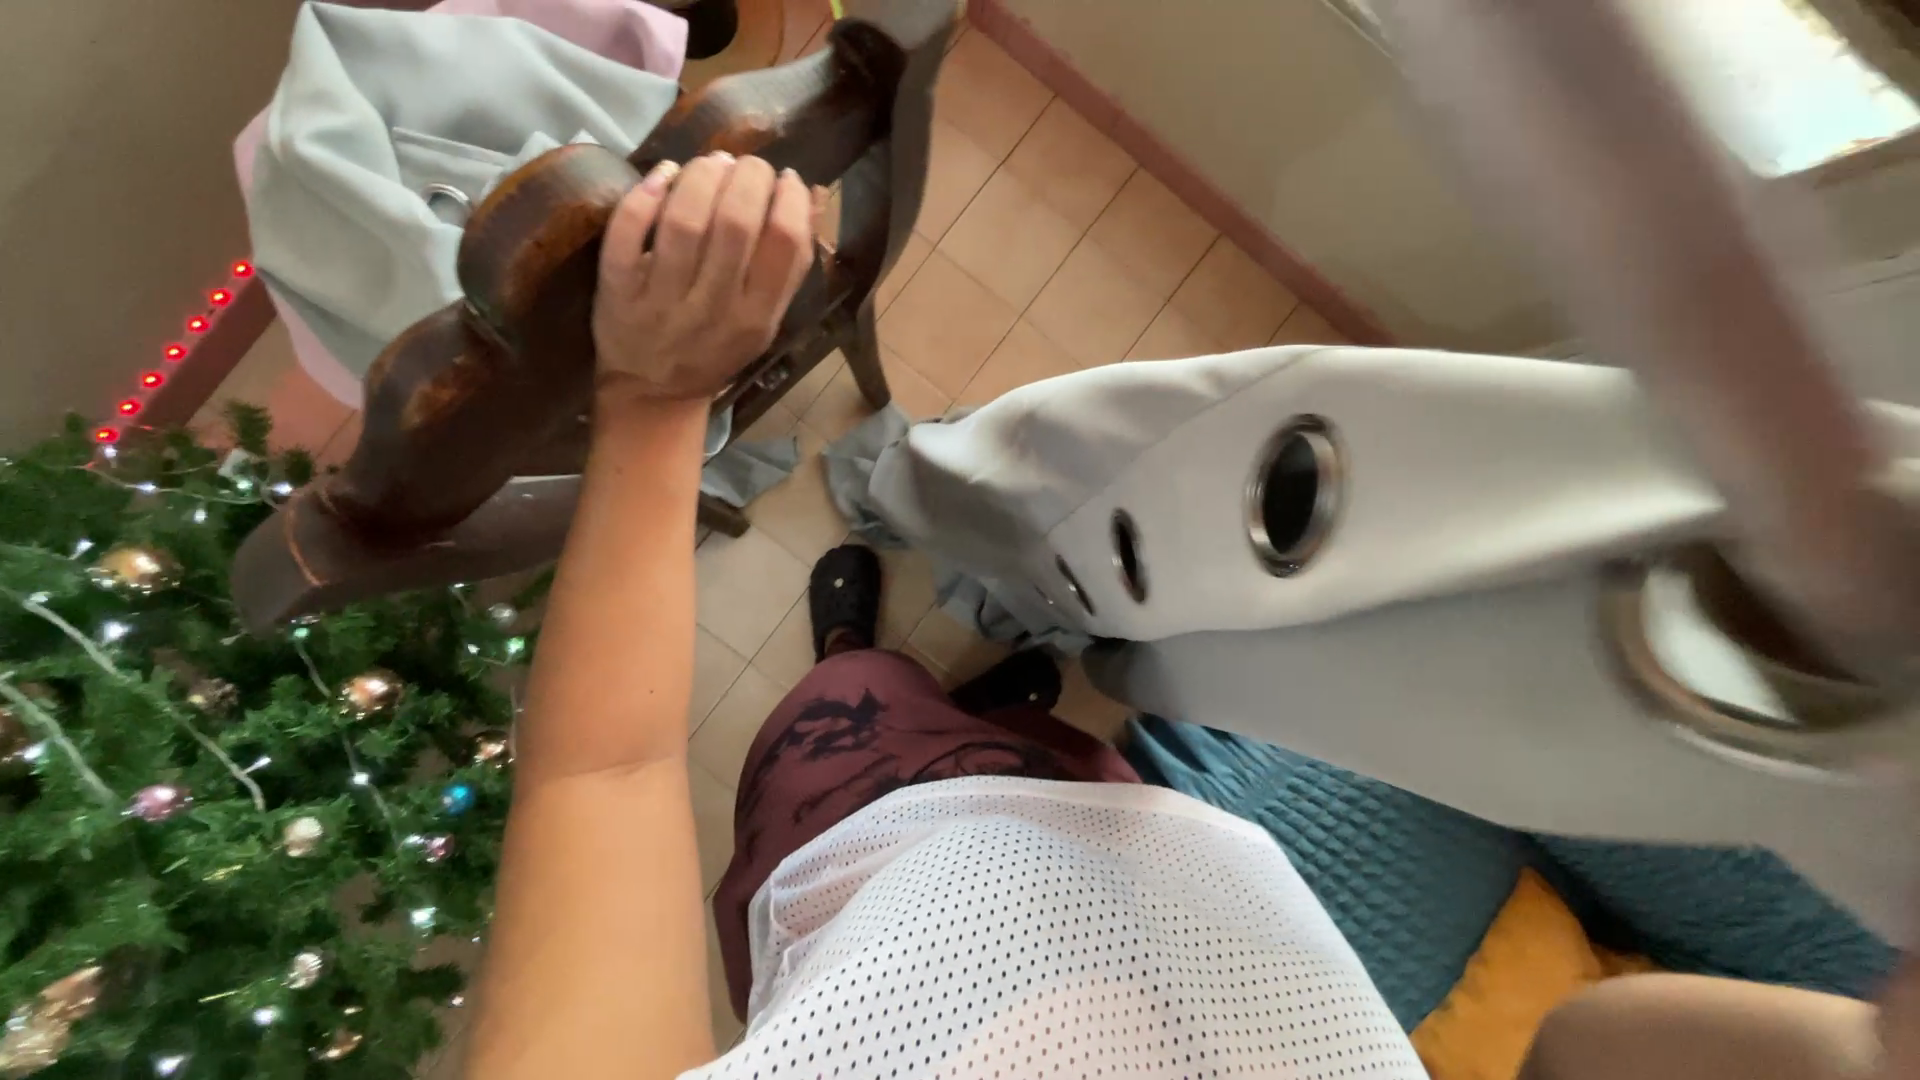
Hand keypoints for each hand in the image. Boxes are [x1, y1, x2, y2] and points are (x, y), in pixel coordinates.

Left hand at [592, 152, 813, 402]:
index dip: (788, 197)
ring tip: (712, 164)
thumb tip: (810, 194)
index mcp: (757, 318)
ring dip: (700, 176)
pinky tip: (666, 174)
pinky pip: (629, 231)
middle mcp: (714, 309)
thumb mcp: (764, 320)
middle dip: (746, 176)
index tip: (784, 179)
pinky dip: (647, 192)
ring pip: (684, 221)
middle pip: (735, 223)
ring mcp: (663, 300)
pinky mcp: (618, 289)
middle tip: (746, 164)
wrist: (654, 391)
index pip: (784, 242)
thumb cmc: (717, 349)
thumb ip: (790, 265)